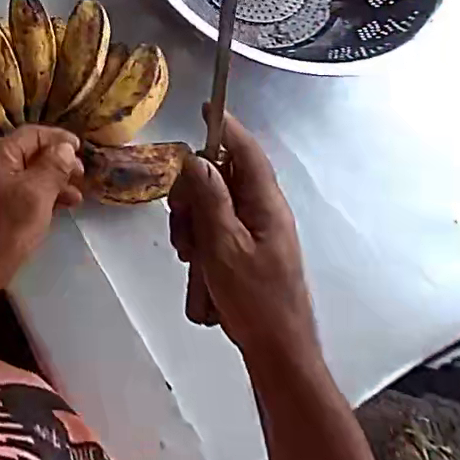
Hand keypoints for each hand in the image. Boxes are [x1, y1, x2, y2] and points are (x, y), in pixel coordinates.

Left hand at [0, 125, 84, 289]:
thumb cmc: (6, 229)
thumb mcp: (37, 194)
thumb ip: (54, 166)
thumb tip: (66, 147)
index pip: (33, 134)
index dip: (60, 139)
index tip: (82, 149)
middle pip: (31, 151)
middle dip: (58, 161)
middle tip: (81, 174)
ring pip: (29, 172)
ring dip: (54, 179)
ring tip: (77, 194)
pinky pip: (23, 188)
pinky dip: (42, 193)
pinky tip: (62, 205)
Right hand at [170, 107, 318, 373]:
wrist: (279, 352)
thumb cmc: (255, 300)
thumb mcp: (224, 246)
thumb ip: (210, 199)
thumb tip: (196, 158)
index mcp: (265, 203)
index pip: (245, 151)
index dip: (226, 127)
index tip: (206, 107)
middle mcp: (263, 210)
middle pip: (222, 177)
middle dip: (195, 191)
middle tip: (180, 219)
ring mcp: (257, 231)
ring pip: (215, 204)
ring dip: (194, 220)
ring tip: (188, 252)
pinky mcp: (248, 250)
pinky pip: (218, 228)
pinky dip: (202, 238)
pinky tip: (196, 264)